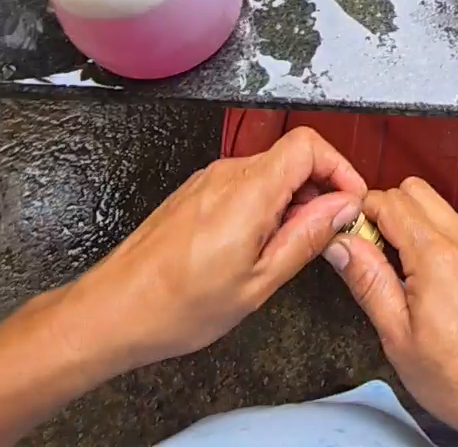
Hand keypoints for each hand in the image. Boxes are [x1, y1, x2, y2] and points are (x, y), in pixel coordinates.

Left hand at [63, 127, 366, 373]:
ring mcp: (211, 179)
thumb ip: (308, 237)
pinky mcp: (198, 191)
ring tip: (287, 245)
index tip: (349, 200)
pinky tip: (257, 243)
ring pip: (272, 171)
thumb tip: (344, 208)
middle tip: (326, 230)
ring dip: (293, 199)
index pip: (310, 145)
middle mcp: (230, 173)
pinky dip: (267, 203)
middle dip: (320, 189)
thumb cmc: (176, 306)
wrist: (109, 313)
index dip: (339, 167)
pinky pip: (248, 182)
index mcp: (250, 190)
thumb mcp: (259, 282)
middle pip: (294, 157)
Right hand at [325, 178, 457, 446]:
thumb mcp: (397, 335)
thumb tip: (342, 244)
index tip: (347, 231)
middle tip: (370, 247)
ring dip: (412, 222)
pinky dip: (437, 237)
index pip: (390, 201)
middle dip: (387, 208)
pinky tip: (427, 277)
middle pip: (416, 190)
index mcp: (437, 254)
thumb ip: (367, 280)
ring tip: (397, 268)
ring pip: (439, 206)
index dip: (362, 210)